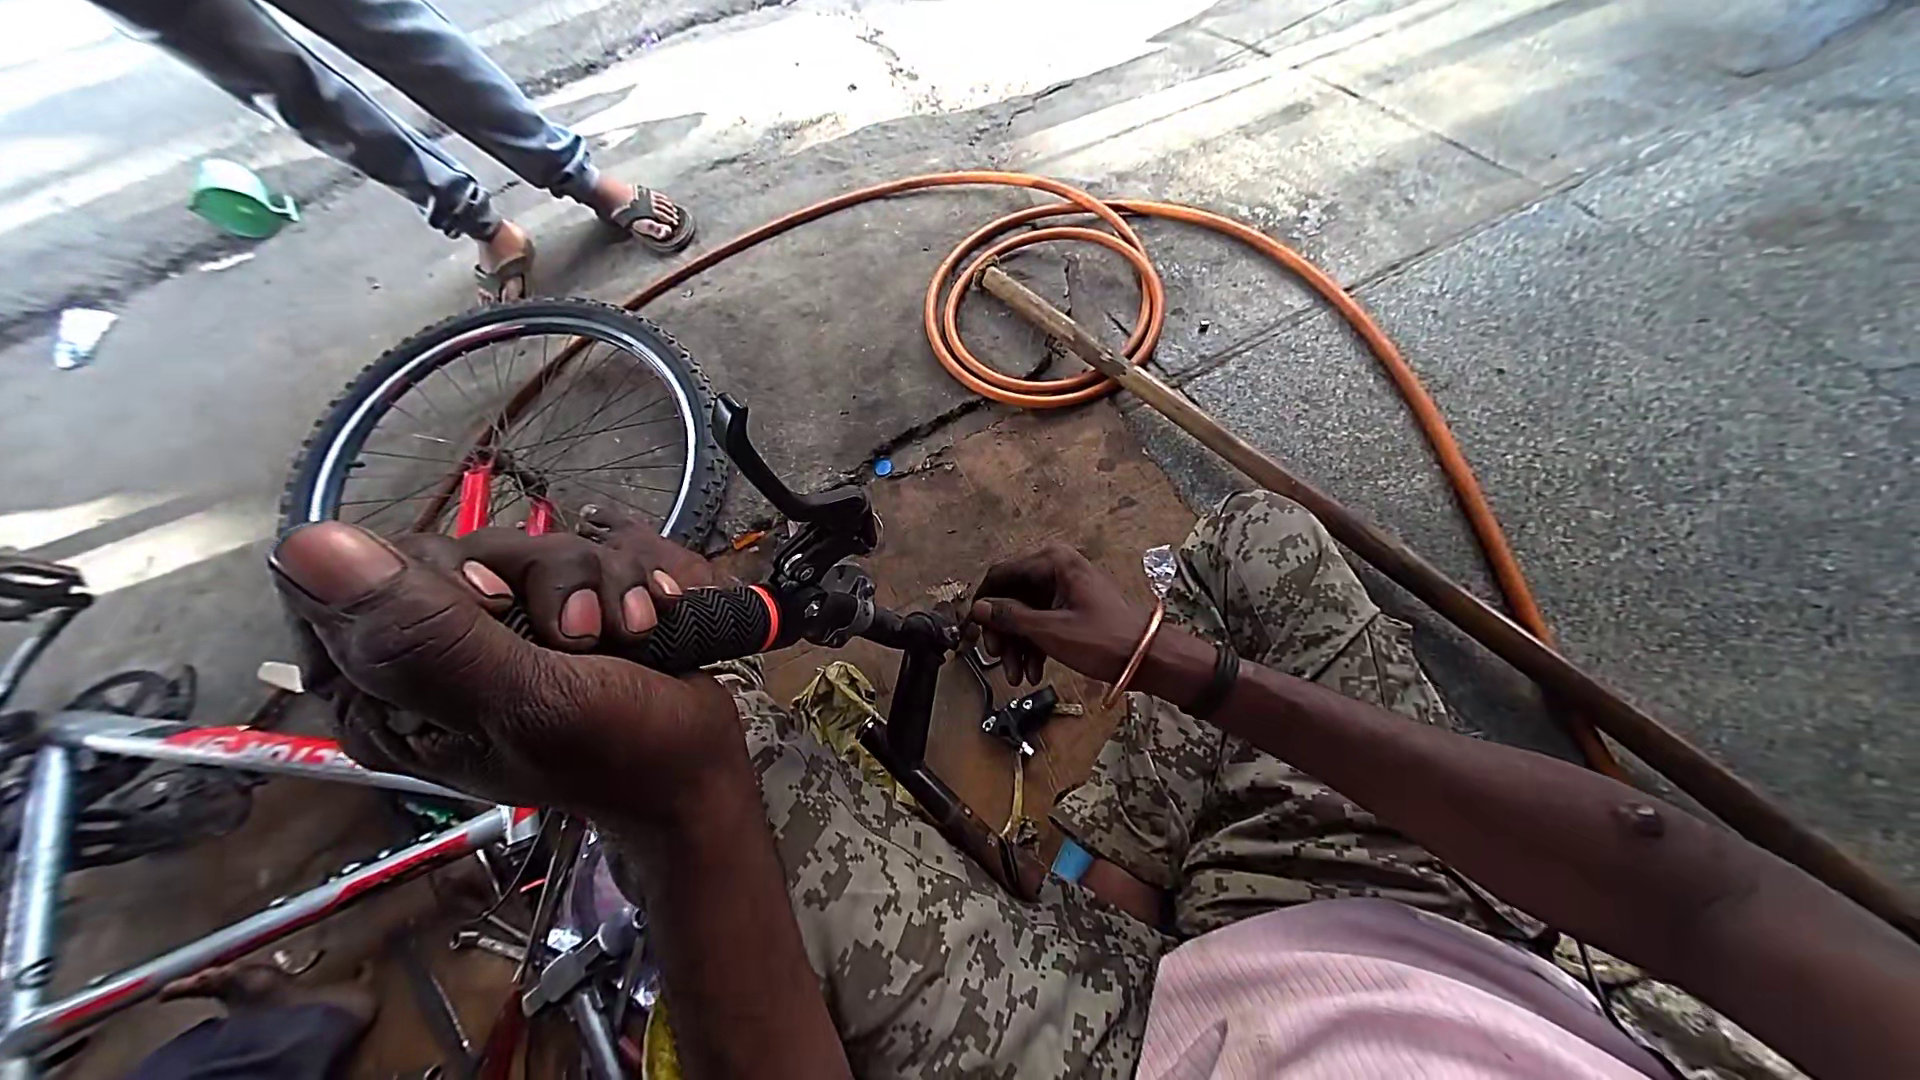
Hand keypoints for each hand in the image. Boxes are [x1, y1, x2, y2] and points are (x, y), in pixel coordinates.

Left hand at [270, 521, 744, 824]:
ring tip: (632, 629)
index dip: (435, 573)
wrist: (700, 767)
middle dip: (543, 577)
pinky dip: (630, 577)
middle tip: (581, 632)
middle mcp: (442, 653)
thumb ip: (427, 636)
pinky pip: (589, 557)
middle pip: (463, 549)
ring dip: (603, 580)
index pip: (359, 579)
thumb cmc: (618, 751)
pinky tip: (652, 611)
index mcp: (390, 691)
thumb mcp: (524, 701)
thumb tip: (311, 544)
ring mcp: (513, 631)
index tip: (501, 605)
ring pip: (537, 548)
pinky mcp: (569, 614)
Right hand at [967, 543, 1150, 685]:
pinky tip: (1033, 671)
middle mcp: (1056, 568)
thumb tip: (980, 609)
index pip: (1000, 575)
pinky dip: (1034, 645)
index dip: (984, 604)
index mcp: (1053, 562)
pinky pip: (1041, 621)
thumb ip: (1011, 617)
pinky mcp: (1071, 606)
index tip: (974, 629)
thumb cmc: (1106, 640)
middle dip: (1003, 632)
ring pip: (1025, 613)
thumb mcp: (1051, 631)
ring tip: (1018, 675)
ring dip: (1017, 644)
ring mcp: (1064, 587)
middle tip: (997, 658)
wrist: (1149, 658)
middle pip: (1011, 597)